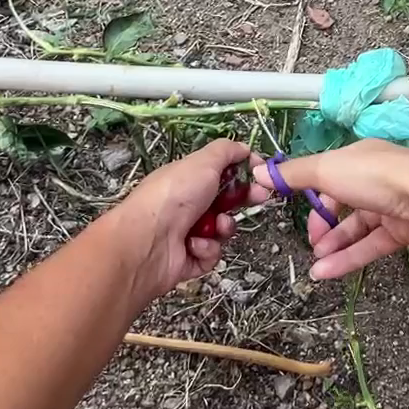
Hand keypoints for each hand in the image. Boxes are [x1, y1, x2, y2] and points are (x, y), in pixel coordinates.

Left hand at [111, 139, 269, 302]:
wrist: (146, 242)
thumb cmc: (175, 195)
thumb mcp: (203, 161)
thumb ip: (227, 151)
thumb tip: (245, 149)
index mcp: (190, 179)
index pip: (224, 173)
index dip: (244, 173)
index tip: (261, 174)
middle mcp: (189, 204)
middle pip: (228, 201)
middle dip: (244, 199)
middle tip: (258, 198)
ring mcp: (189, 233)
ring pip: (224, 229)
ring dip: (224, 226)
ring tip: (213, 227)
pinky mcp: (190, 259)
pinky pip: (213, 253)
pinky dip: (208, 249)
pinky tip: (194, 245)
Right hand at [252, 139, 408, 279]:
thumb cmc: (379, 178)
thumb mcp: (328, 170)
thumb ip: (294, 174)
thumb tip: (259, 171)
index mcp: (358, 157)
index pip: (326, 172)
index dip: (306, 189)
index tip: (286, 206)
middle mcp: (375, 178)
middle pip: (341, 201)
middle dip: (323, 223)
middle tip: (311, 241)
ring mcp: (390, 204)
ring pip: (355, 227)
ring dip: (333, 245)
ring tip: (316, 263)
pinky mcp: (403, 231)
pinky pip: (369, 246)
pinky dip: (348, 259)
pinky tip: (327, 272)